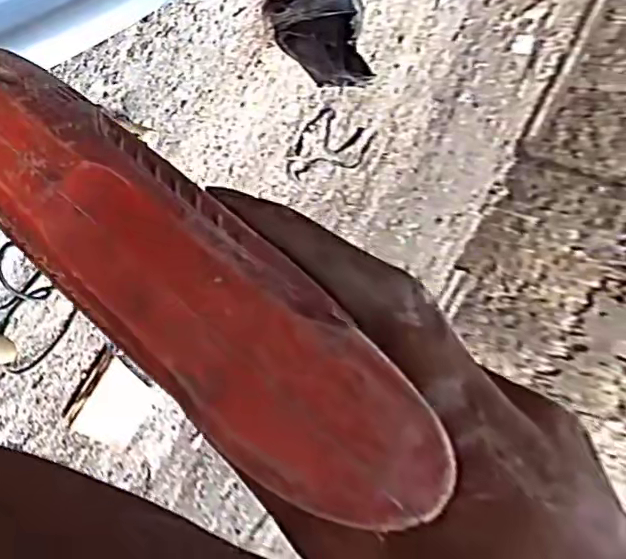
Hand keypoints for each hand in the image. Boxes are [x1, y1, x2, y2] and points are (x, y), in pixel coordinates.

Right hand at [211, 189, 625, 558]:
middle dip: (292, 262)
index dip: (296, 239)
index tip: (227, 206)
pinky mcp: (533, 446)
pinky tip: (323, 372)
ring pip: (406, 340)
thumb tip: (193, 391)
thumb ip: (271, 463)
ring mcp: (536, 431)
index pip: (385, 301)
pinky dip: (361, 353)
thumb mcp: (344, 548)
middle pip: (387, 306)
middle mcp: (524, 419)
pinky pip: (429, 372)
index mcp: (486, 440)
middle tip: (217, 240)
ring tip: (254, 300)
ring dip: (324, 310)